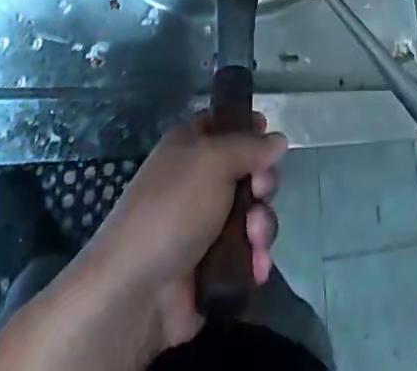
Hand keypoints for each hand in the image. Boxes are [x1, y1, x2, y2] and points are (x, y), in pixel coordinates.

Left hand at [78, 111, 288, 351]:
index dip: (251, 131)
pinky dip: (256, 258)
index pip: (225, 126)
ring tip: (255, 241)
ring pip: (253, 213)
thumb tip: (279, 139)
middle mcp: (198, 181)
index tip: (270, 144)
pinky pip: (249, 252)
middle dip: (263, 183)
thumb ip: (250, 145)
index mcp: (189, 147)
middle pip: (248, 171)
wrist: (137, 290)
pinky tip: (255, 267)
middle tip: (260, 192)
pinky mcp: (215, 264)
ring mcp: (206, 224)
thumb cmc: (173, 209)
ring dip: (262, 226)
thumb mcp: (212, 161)